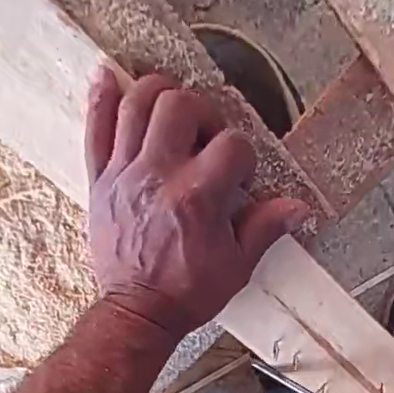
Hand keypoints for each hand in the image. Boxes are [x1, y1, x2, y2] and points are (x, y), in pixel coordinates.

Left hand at [83, 68, 310, 338]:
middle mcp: (159, 176)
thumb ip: (264, 229)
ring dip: (160, 95)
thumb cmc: (185, 294)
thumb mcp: (236, 268)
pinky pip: (94, 129)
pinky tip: (109, 77)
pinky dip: (101, 99)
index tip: (239, 180)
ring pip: (137, 102)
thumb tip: (298, 208)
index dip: (243, 157)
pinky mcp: (100, 183)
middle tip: (205, 140)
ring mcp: (124, 176)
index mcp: (197, 198)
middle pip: (181, 105)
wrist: (138, 314)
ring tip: (172, 113)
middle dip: (202, 114)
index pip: (232, 144)